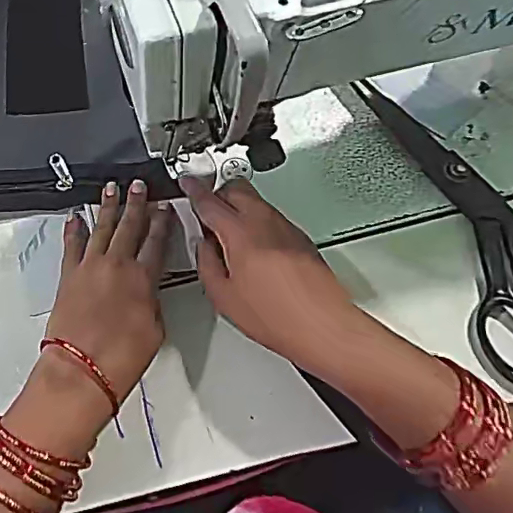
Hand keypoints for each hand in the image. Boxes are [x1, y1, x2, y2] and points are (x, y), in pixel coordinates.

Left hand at [36, 179, 172, 422]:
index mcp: (143, 279)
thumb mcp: (154, 332)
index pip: (157, 241)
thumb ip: (152, 303)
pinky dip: (74, 230)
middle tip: (139, 187)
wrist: (82, 369)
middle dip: (136, 204)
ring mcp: (90, 267)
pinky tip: (76, 218)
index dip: (162, 222)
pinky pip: (72, 244)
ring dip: (108, 207)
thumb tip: (147, 295)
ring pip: (101, 227)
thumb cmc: (118, 359)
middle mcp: (117, 266)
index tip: (164, 209)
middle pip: (129, 226)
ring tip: (111, 190)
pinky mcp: (69, 275)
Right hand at [182, 177, 364, 366]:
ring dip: (238, 207)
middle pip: (236, 187)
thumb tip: (203, 248)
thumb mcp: (223, 296)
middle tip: (205, 210)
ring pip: (255, 200)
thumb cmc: (281, 317)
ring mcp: (286, 228)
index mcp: (241, 232)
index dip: (194, 189)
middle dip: (217, 193)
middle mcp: (266, 222)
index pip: (210, 200)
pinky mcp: (301, 238)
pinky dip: (256, 221)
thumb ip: (206, 262)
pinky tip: (251, 247)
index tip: (188, 184)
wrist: (325, 328)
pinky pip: (271, 216)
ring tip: (227, 234)